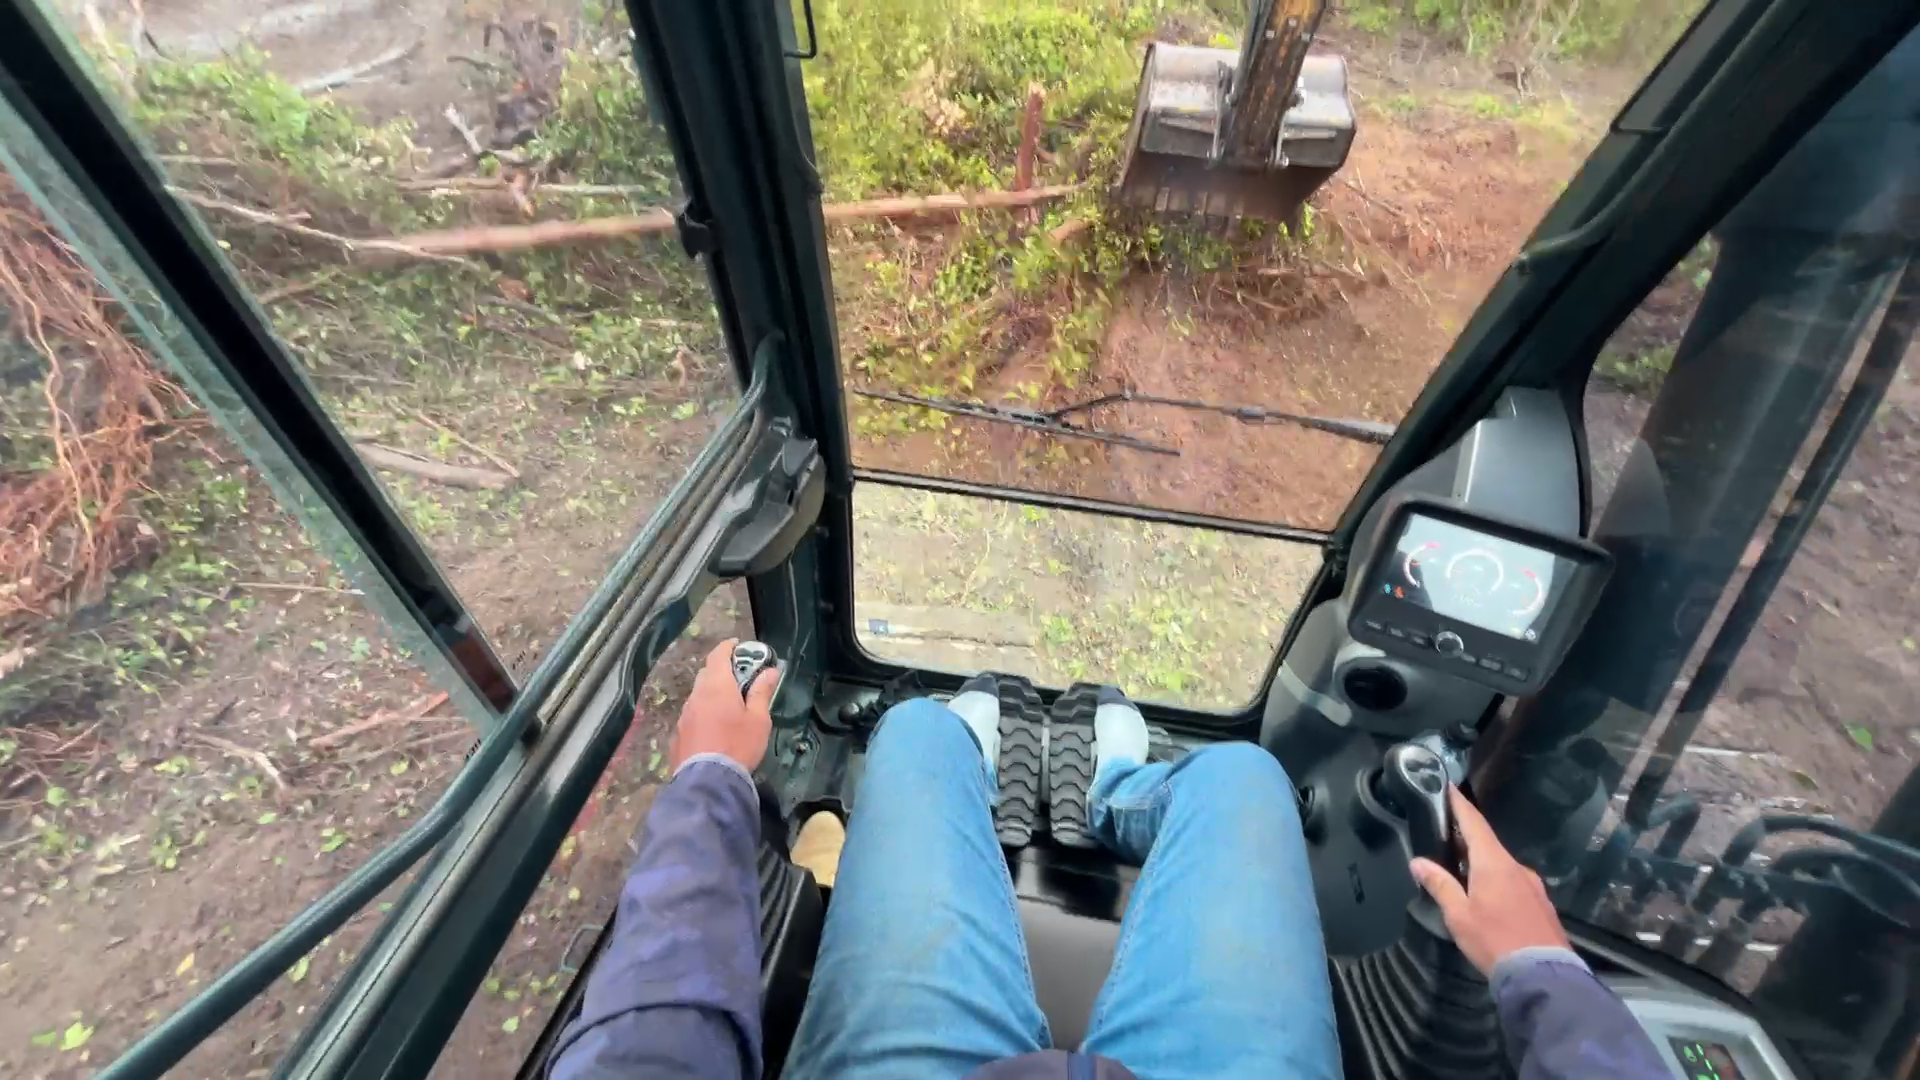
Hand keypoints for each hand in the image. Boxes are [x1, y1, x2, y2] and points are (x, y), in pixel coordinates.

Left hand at [667, 639, 778, 773]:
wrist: (707, 781)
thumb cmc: (738, 745)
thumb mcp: (758, 719)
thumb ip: (762, 692)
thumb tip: (770, 671)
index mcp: (717, 687)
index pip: (718, 655)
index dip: (728, 647)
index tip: (738, 645)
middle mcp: (697, 695)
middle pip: (707, 674)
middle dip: (722, 671)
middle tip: (740, 678)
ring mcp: (684, 715)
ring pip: (699, 695)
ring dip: (712, 693)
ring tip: (729, 706)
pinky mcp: (678, 733)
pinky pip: (692, 713)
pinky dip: (704, 711)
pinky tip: (714, 727)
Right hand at [1409, 786, 1569, 975]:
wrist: (1547, 979)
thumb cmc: (1495, 940)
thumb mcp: (1458, 914)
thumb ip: (1439, 884)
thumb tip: (1418, 862)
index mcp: (1494, 863)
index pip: (1474, 823)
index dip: (1459, 803)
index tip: (1448, 786)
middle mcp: (1517, 868)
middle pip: (1487, 843)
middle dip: (1465, 837)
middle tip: (1442, 834)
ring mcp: (1533, 888)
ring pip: (1501, 865)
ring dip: (1480, 863)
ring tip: (1460, 870)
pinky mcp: (1542, 906)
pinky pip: (1513, 883)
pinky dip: (1496, 880)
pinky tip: (1486, 896)